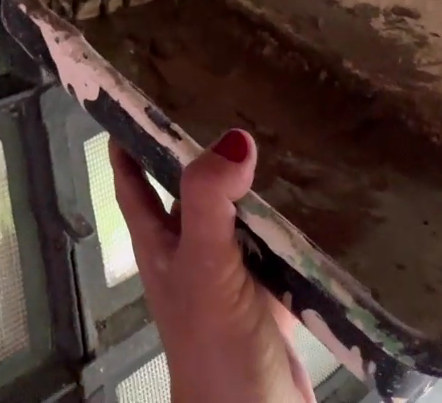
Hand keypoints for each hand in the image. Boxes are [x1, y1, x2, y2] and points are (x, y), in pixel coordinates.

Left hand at [109, 131, 313, 402]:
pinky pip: (276, 253)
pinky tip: (312, 206)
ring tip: (274, 142)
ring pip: (235, 219)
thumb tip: (234, 138)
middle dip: (202, 156)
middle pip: (187, 191)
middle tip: (226, 105)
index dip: (129, 139)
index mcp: (157, 240)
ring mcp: (227, 277)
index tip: (136, 97)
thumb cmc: (214, 343)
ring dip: (250, 191)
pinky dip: (289, 233)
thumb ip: (209, 197)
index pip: (131, 178)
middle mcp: (187, 252)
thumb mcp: (204, 261)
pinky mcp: (267, 298)